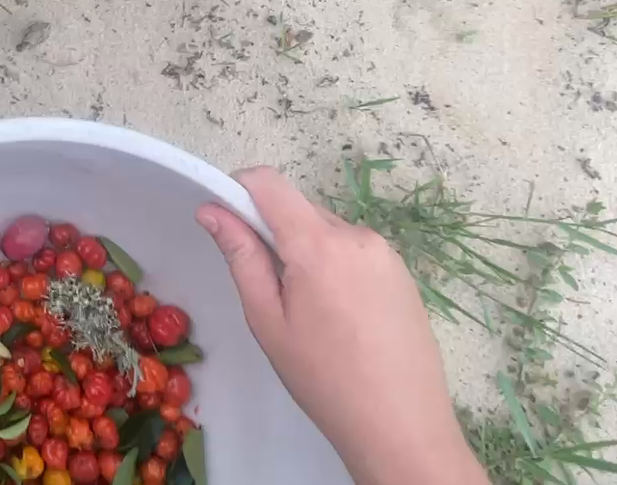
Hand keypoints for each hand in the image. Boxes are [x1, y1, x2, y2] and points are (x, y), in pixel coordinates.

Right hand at [197, 169, 487, 484]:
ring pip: (322, 228)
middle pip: (295, 206)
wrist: (405, 433)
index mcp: (318, 244)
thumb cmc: (324, 378)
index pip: (268, 182)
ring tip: (308, 307)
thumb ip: (240, 255)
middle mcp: (356, 236)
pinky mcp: (402, 273)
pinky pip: (350, 248)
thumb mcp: (267, 318)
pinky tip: (337, 313)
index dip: (237, 189)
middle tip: (268, 286)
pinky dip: (330, 263)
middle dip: (271, 230)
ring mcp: (384, 254)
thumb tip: (211, 209)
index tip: (225, 222)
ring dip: (302, 248)